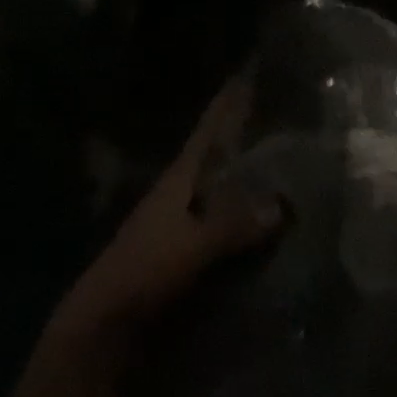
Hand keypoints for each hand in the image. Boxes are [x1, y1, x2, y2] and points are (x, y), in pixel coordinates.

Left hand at [55, 74, 283, 335]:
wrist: (105, 324)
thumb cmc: (144, 273)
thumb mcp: (191, 246)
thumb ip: (233, 223)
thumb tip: (281, 204)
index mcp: (179, 180)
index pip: (209, 131)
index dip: (228, 104)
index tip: (251, 73)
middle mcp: (181, 193)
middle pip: (219, 155)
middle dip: (248, 134)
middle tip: (289, 116)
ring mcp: (183, 221)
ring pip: (224, 187)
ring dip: (252, 174)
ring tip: (291, 162)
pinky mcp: (188, 249)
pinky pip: (227, 220)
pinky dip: (249, 212)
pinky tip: (274, 218)